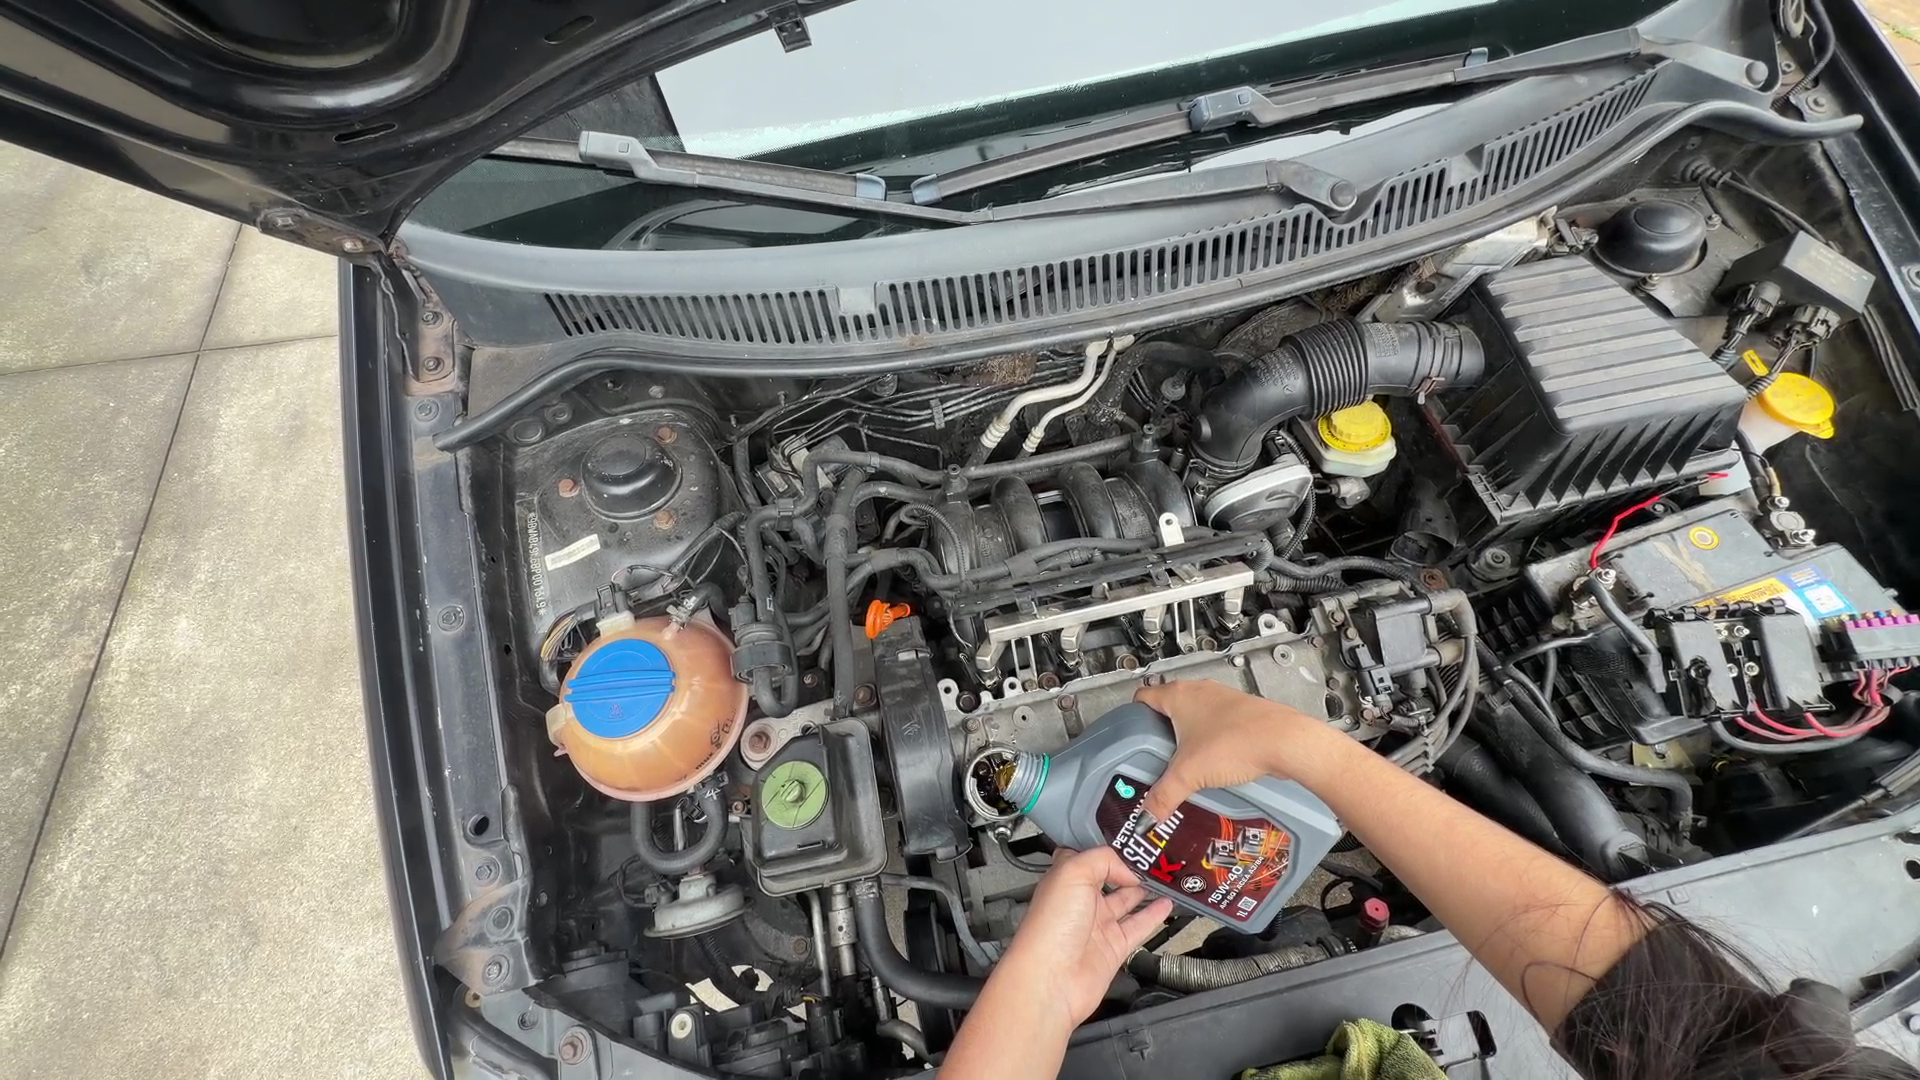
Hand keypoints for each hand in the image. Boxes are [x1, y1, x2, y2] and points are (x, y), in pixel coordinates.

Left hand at [993, 847, 1172, 1028]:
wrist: (1052, 978)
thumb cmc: (1051, 926)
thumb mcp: (1073, 873)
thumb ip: (1103, 861)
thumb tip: (1127, 870)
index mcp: (1066, 878)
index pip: (1089, 857)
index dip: (1108, 850)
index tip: (1130, 843)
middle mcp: (1081, 900)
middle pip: (1110, 879)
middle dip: (1129, 869)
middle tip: (1153, 859)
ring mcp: (1098, 925)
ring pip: (1126, 902)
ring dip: (1144, 890)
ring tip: (1163, 878)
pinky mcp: (1113, 948)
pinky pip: (1138, 927)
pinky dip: (1153, 916)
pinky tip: (1166, 905)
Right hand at [1133, 680, 1338, 821]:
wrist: (1285, 741)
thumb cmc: (1236, 742)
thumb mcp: (1190, 773)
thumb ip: (1164, 795)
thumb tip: (1148, 815)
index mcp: (1178, 695)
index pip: (1143, 695)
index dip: (1134, 715)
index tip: (1133, 735)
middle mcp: (1199, 690)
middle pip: (1169, 705)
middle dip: (1162, 729)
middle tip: (1158, 755)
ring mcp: (1223, 698)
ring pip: (1195, 713)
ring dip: (1189, 733)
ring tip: (1186, 760)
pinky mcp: (1243, 711)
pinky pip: (1218, 721)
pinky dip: (1212, 736)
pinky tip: (1215, 760)